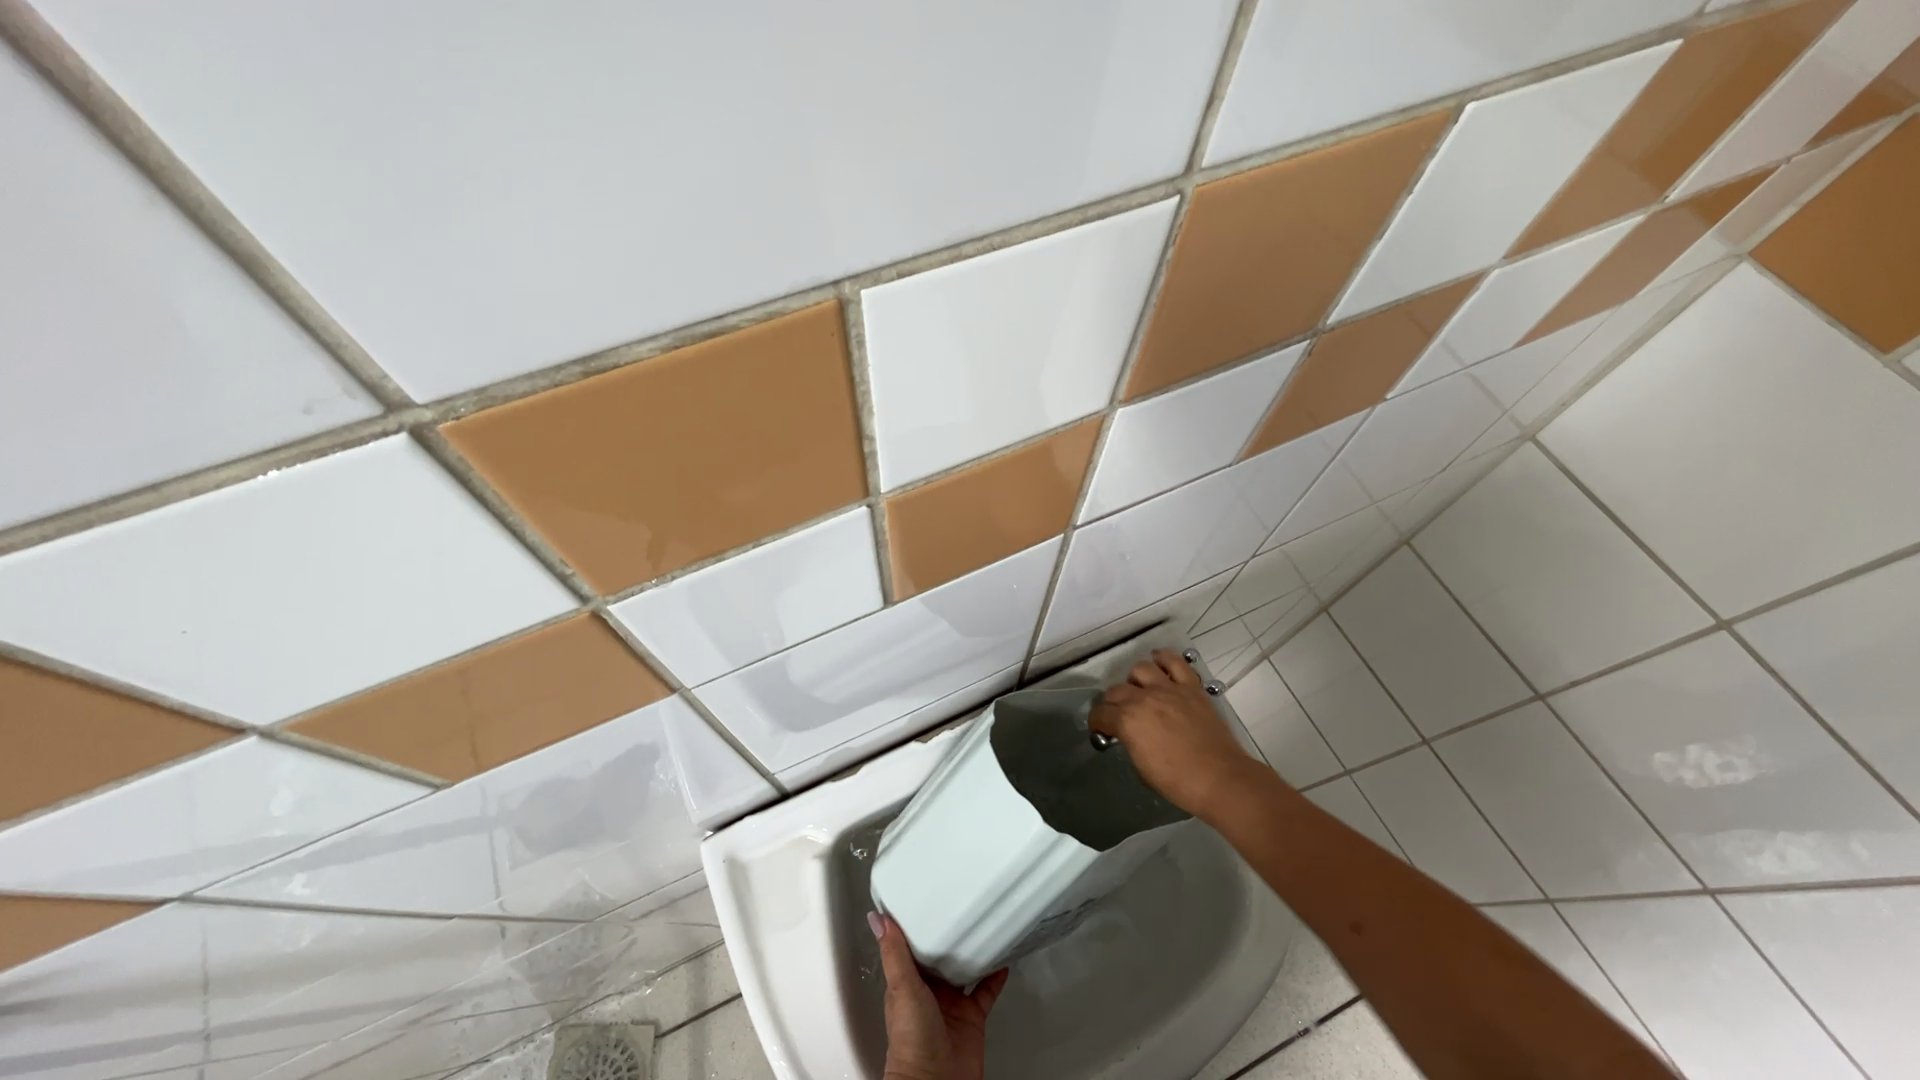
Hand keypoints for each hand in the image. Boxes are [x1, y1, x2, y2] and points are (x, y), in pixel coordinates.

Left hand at [870, 912, 1007, 1079]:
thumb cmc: (912, 1037)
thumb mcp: (902, 987)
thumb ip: (894, 953)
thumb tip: (876, 917)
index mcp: (907, 983)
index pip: (911, 947)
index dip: (917, 925)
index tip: (925, 897)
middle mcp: (929, 992)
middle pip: (939, 957)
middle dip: (948, 935)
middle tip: (961, 904)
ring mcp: (952, 1004)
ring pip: (964, 970)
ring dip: (972, 952)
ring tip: (984, 924)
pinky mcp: (973, 1017)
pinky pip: (986, 991)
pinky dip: (995, 976)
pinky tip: (1003, 958)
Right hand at [1089, 648, 1262, 818]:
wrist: (1219, 778)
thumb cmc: (1176, 781)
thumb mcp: (1141, 767)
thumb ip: (1130, 743)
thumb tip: (1128, 735)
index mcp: (1127, 721)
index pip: (1100, 714)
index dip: (1097, 723)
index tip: (1101, 730)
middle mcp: (1144, 698)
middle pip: (1116, 690)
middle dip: (1112, 703)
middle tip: (1119, 715)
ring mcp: (1169, 689)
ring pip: (1141, 669)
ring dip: (1134, 680)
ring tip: (1140, 691)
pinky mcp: (1191, 687)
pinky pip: (1175, 662)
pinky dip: (1164, 658)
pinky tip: (1159, 662)